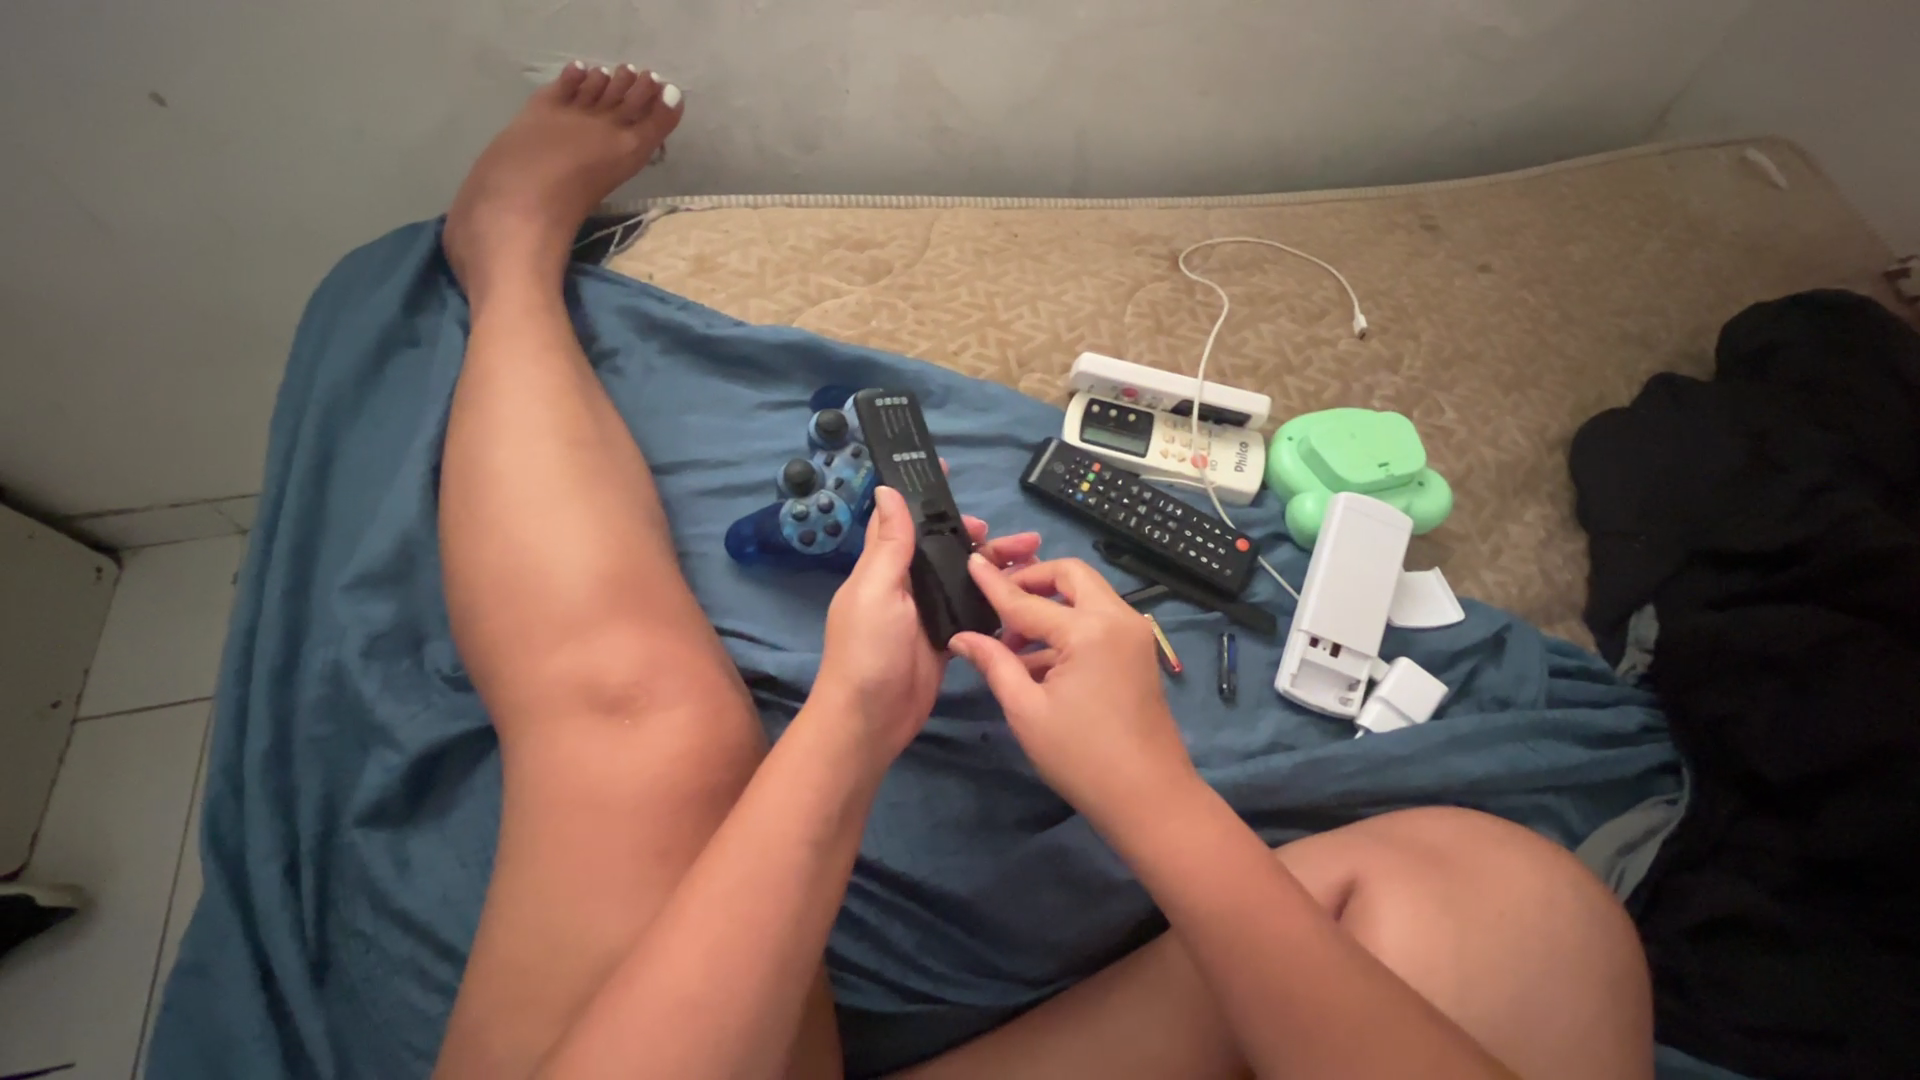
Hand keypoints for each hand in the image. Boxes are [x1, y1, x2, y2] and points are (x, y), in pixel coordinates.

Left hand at [812, 486, 1039, 763]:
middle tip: (1005, 536)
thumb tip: (886, 490)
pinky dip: (994, 598)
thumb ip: (888, 544)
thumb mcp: (876, 589)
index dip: (923, 496)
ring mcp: (926, 613)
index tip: (947, 472)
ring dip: (992, 565)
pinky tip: (1021, 593)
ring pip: (963, 577)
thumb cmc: (868, 649)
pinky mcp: (946, 638)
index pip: (902, 520)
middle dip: (973, 536)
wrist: (872, 719)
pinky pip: (972, 609)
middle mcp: (905, 585)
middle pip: (943, 548)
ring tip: (1030, 557)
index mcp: (882, 566)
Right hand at [947, 557, 1200, 823]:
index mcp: (1088, 630)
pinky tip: (1039, 660)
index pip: (1027, 600)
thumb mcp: (1026, 710)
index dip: (994, 583)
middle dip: (1033, 579)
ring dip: (1051, 604)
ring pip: (1087, 595)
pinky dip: (1069, 625)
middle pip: (1070, 575)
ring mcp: (1133, 633)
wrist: (1148, 796)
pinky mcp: (1138, 651)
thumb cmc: (1081, 756)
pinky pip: (1099, 619)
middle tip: (999, 601)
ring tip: (1012, 641)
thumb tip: (962, 637)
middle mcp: (1116, 618)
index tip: (971, 561)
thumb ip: (995, 663)